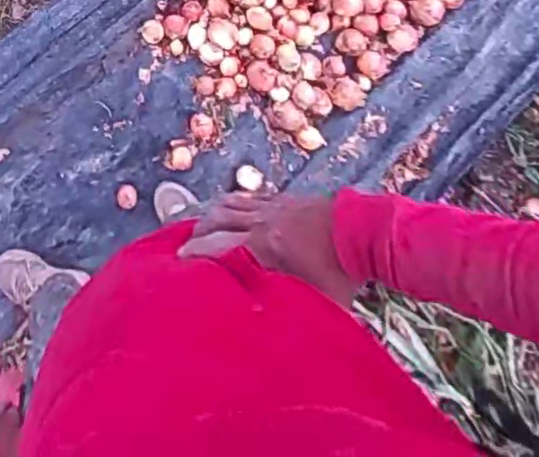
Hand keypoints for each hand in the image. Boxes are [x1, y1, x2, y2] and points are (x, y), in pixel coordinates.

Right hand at [179, 192, 359, 306]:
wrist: (362, 231)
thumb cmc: (340, 273)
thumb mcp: (317, 303)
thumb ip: (292, 313)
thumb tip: (276, 340)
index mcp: (264, 245)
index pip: (217, 246)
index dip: (193, 253)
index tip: (176, 263)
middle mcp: (260, 221)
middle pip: (215, 219)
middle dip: (196, 233)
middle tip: (185, 249)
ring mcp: (270, 205)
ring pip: (227, 204)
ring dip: (210, 216)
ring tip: (201, 231)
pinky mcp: (280, 197)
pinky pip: (245, 197)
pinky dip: (230, 205)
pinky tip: (227, 214)